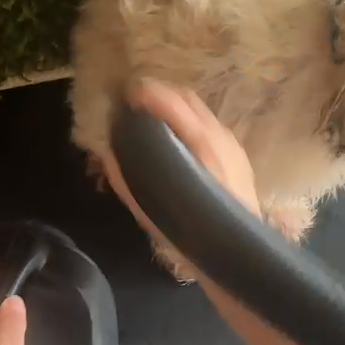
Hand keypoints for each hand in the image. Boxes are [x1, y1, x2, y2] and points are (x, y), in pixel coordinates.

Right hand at [102, 78, 260, 226]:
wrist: (237, 252)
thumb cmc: (192, 233)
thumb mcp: (153, 212)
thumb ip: (128, 183)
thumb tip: (107, 156)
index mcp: (202, 145)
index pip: (173, 103)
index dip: (148, 92)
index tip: (126, 92)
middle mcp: (220, 136)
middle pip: (187, 98)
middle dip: (160, 94)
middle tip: (135, 102)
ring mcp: (231, 143)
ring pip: (200, 110)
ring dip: (174, 106)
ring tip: (152, 115)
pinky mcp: (236, 152)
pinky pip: (208, 124)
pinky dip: (188, 120)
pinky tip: (175, 136)